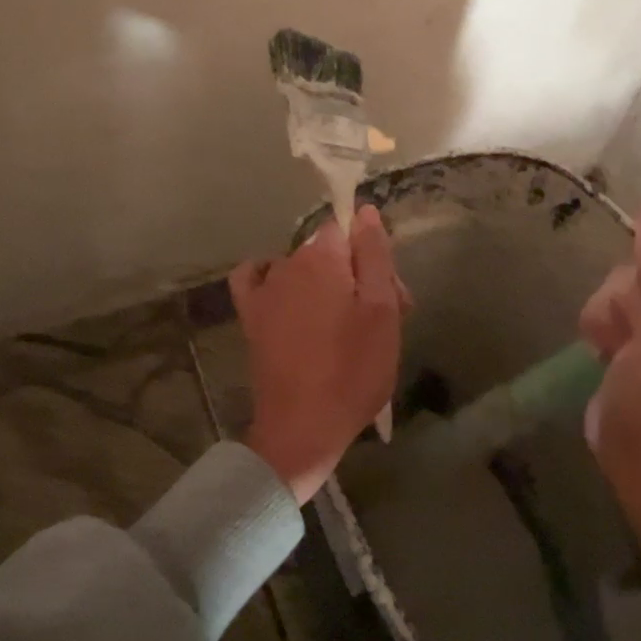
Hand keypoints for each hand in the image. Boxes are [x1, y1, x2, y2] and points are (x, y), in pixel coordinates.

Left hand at [233, 205, 406, 503]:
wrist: (302, 429)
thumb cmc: (353, 370)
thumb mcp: (382, 312)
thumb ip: (375, 256)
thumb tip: (366, 211)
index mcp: (323, 256)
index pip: (352, 230)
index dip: (374, 256)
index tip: (390, 292)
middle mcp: (289, 262)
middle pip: (331, 252)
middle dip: (357, 276)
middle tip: (383, 322)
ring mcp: (265, 290)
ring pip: (305, 270)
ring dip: (328, 290)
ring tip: (348, 331)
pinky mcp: (251, 317)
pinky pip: (257, 280)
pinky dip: (274, 283)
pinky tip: (289, 301)